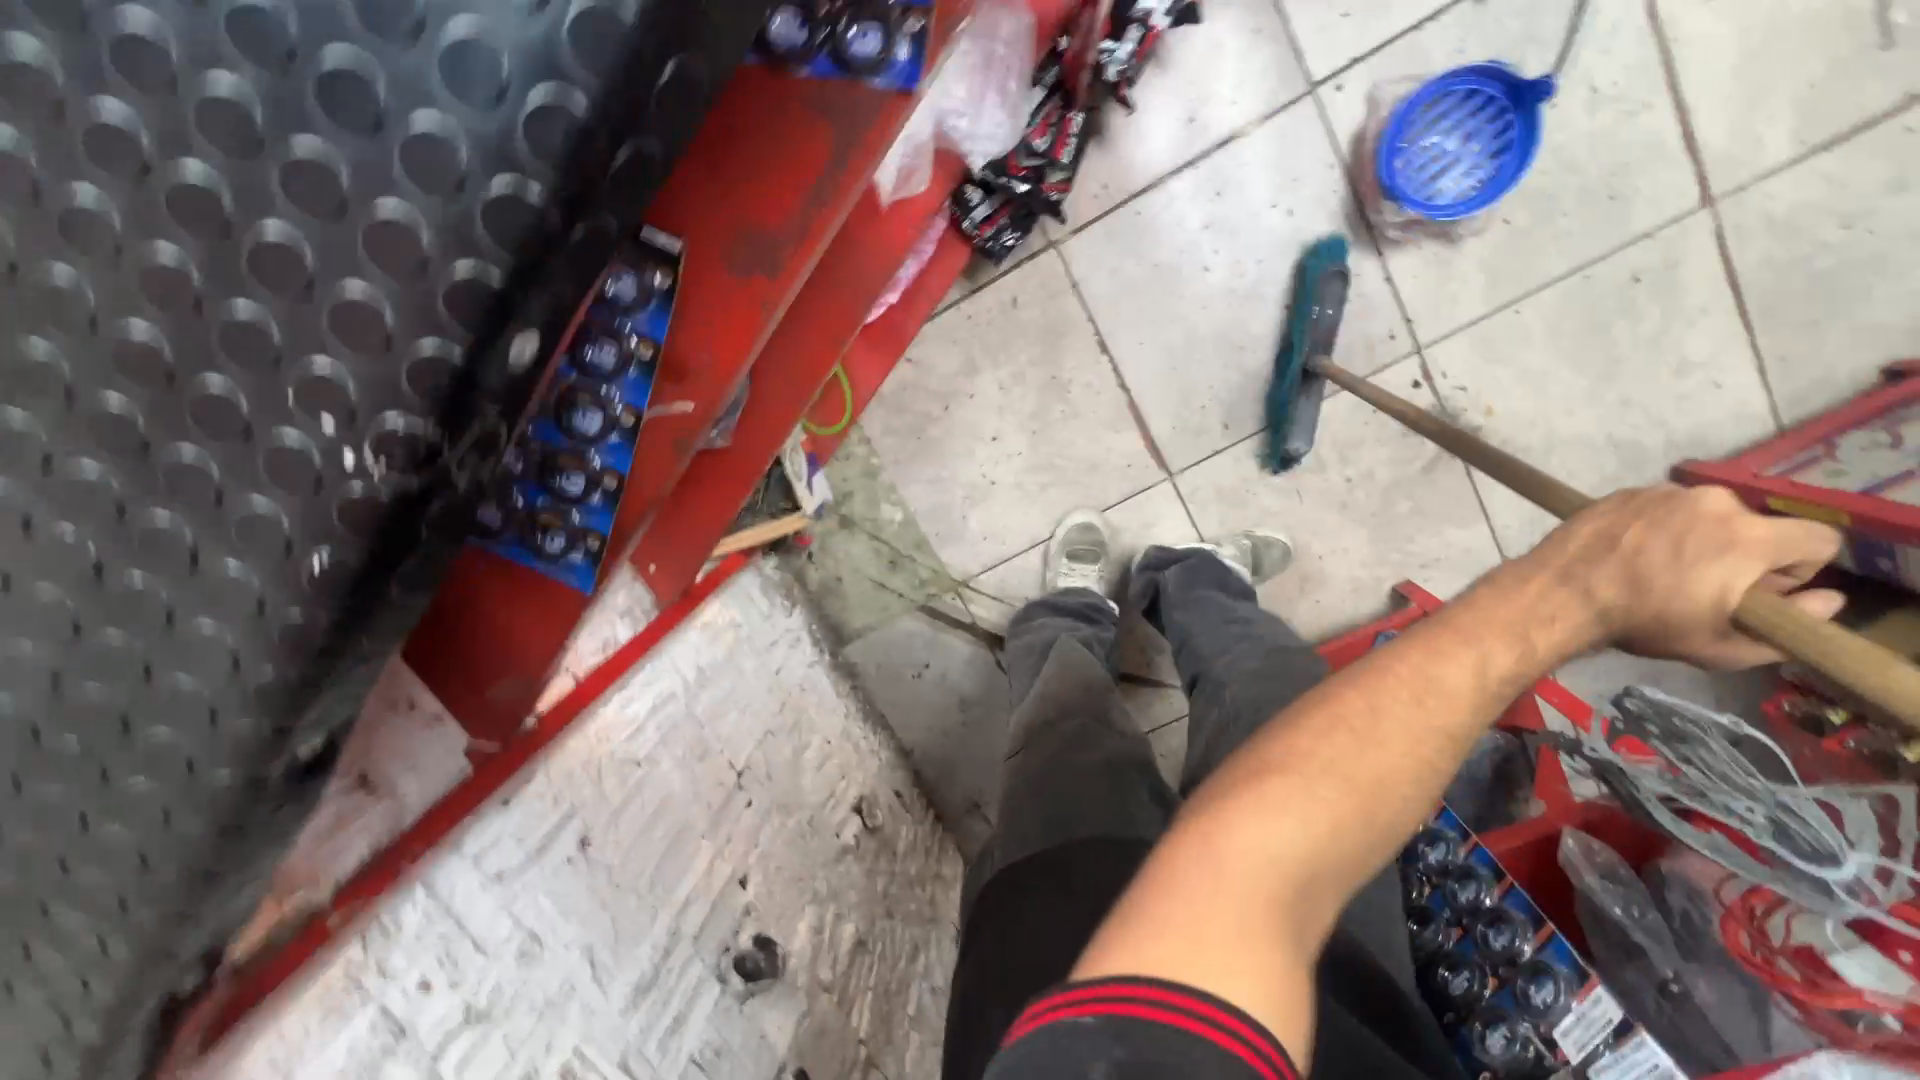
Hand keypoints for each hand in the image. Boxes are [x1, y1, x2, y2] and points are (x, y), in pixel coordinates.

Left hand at [1525, 484, 1844, 669]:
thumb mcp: (1722, 646)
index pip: (1819, 539)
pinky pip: (1662, 510)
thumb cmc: (1642, 621)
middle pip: (1757, 528)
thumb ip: (1788, 629)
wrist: (1558, 592)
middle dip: (1743, 556)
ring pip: (1706, 517)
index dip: (1800, 571)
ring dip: (1697, 540)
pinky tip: (1629, 556)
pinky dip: (1657, 530)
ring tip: (1657, 572)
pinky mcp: (1625, 493)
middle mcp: (1713, 502)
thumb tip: (1828, 602)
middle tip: (1700, 587)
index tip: (1762, 592)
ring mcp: (1664, 492)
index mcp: (1750, 535)